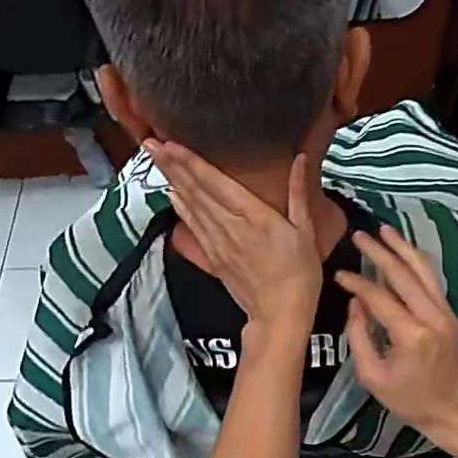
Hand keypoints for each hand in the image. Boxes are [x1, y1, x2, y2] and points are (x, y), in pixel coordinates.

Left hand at [146, 140, 322, 333]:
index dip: (191, 162)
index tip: (171, 144)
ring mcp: (218, 243)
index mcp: (254, 216)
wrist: (280, 313)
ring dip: (171, 181)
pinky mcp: (213, 257)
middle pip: (196, 191)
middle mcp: (230, 226)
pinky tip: (171, 193)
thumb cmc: (300, 272)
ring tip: (155, 160)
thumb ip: (298, 192)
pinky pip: (193, 227)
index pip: (215, 182)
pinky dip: (180, 208)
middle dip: (172, 166)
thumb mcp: (306, 230)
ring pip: (190, 206)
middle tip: (150, 144)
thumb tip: (300, 159)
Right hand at [334, 226, 457, 445]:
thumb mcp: (373, 377)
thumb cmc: (408, 400)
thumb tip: (355, 304)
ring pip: (423, 270)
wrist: (451, 409)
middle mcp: (432, 317)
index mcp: (411, 336)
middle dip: (380, 252)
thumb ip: (359, 337)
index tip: (340, 276)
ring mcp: (445, 313)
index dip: (357, 284)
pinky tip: (403, 251)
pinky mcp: (449, 313)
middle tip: (359, 236)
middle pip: (403, 275)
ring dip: (403, 248)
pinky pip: (431, 280)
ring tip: (384, 230)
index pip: (379, 298)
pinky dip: (416, 262)